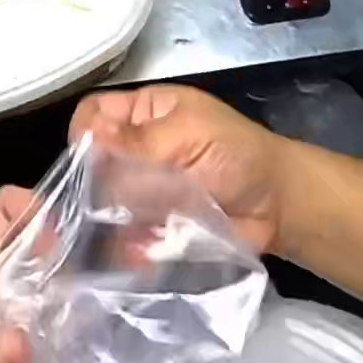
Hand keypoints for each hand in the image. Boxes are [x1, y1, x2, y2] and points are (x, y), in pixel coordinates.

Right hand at [69, 84, 291, 253]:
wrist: (277, 205)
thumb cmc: (237, 153)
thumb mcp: (191, 134)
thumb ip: (139, 141)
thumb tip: (88, 135)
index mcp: (144, 112)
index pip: (94, 114)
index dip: (85, 134)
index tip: (89, 163)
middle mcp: (135, 148)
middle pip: (93, 163)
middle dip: (102, 185)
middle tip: (128, 199)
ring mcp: (141, 190)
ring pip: (103, 203)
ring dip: (116, 219)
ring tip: (143, 225)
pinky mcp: (150, 227)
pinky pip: (123, 238)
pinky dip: (131, 248)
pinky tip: (147, 250)